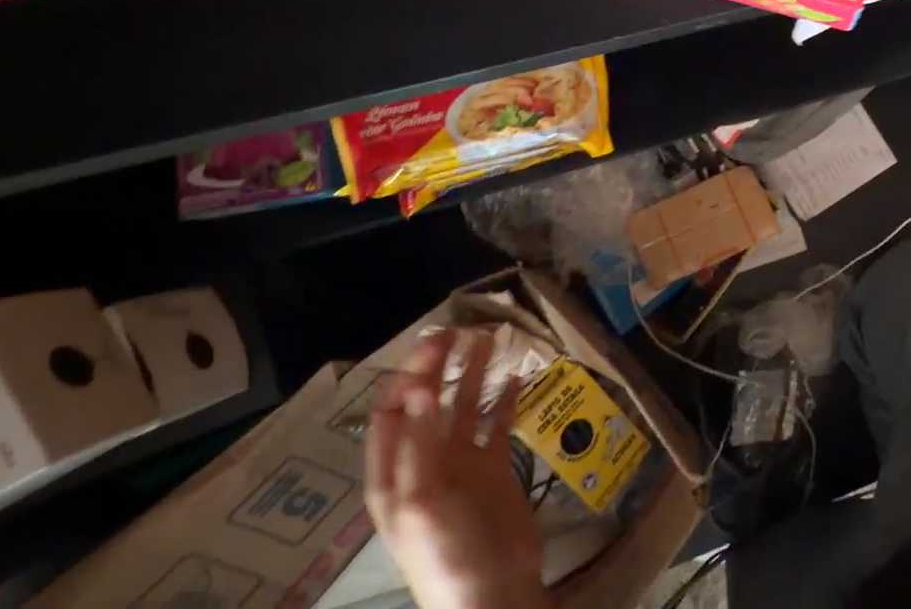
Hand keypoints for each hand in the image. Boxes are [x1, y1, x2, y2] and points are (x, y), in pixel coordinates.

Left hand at [366, 330, 549, 608]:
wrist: (492, 593)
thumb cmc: (446, 551)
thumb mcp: (421, 500)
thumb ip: (419, 443)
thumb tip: (417, 386)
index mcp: (394, 472)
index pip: (393, 411)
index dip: (410, 375)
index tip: (435, 342)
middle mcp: (424, 461)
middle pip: (428, 403)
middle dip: (441, 366)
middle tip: (464, 329)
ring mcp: (462, 464)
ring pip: (465, 407)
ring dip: (475, 374)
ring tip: (493, 338)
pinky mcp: (496, 470)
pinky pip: (498, 426)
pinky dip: (507, 400)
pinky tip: (517, 377)